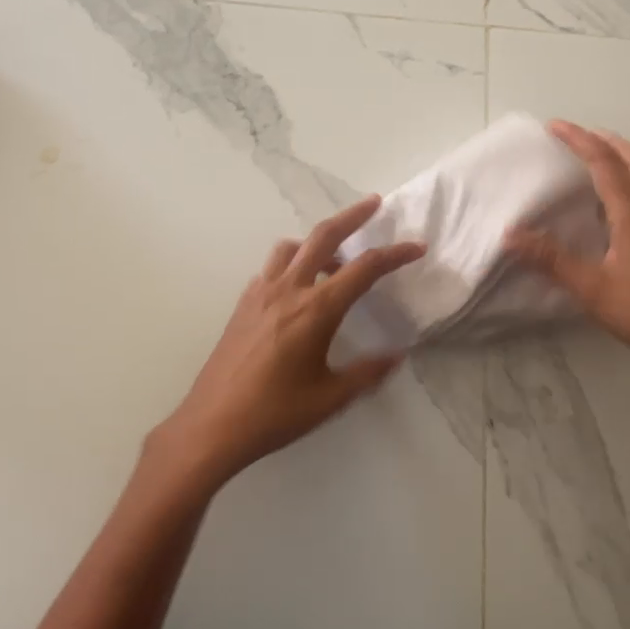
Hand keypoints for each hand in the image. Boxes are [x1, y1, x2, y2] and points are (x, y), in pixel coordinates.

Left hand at [152, 195, 424, 487]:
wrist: (212, 425)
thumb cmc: (276, 414)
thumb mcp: (331, 398)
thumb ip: (368, 372)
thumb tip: (397, 355)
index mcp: (316, 310)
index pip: (364, 269)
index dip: (395, 254)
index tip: (417, 247)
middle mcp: (288, 290)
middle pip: (323, 236)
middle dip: (352, 216)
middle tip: (374, 203)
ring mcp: (260, 294)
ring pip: (291, 248)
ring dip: (316, 242)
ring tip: (334, 258)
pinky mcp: (242, 305)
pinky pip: (271, 270)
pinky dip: (291, 266)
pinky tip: (298, 291)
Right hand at [505, 121, 629, 409]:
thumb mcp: (592, 288)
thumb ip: (552, 260)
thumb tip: (511, 234)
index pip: (604, 163)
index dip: (579, 140)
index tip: (554, 126)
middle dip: (607, 141)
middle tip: (581, 136)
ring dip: (623, 160)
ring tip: (597, 163)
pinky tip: (616, 211)